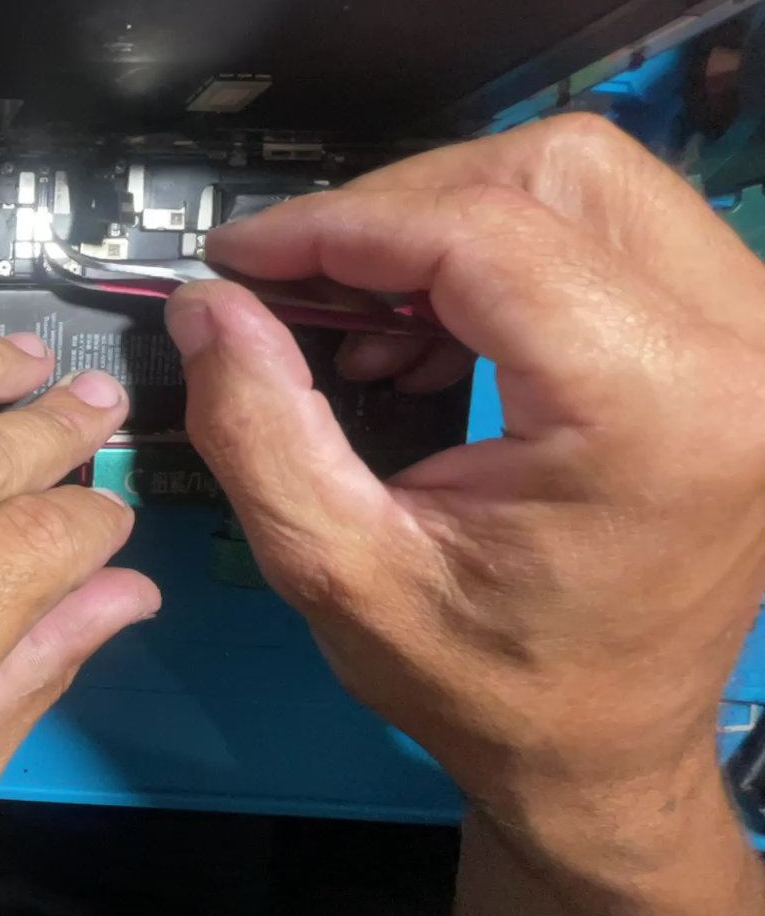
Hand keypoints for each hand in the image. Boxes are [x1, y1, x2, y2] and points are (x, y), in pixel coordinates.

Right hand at [167, 113, 764, 813]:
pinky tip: (408, 340)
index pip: (483, 236)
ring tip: (342, 321)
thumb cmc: (463, 672)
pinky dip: (470, 260)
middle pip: (553, 173)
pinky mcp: (726, 342)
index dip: (334, 226)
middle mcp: (748, 347)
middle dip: (384, 212)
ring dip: (424, 232)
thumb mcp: (325, 563)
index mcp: (654, 411)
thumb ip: (254, 427)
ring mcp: (756, 336)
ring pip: (576, 186)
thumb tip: (205, 306)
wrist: (591, 741)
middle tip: (284, 282)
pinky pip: (589, 235)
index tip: (232, 259)